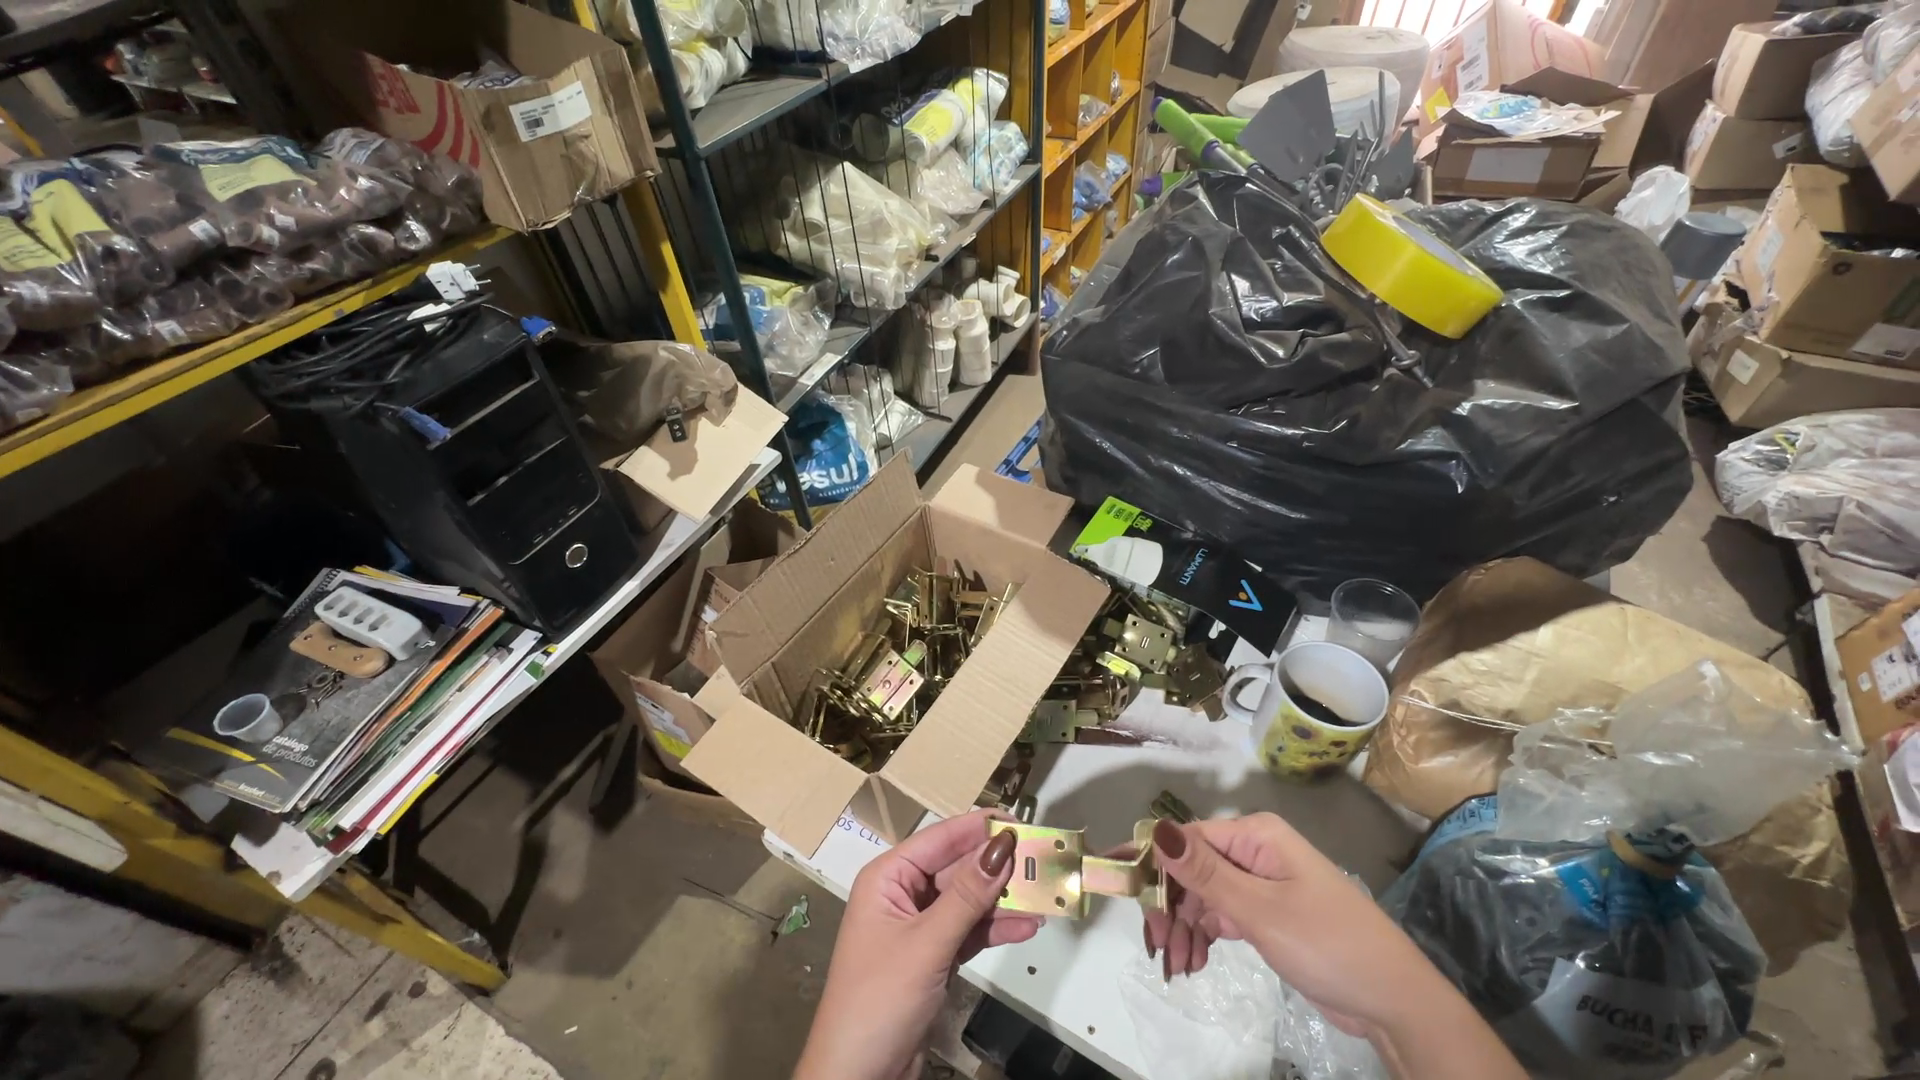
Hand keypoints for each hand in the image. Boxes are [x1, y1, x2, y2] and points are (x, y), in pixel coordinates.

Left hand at [793, 810, 1040, 1079]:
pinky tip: (1028, 925)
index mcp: (888, 878)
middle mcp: (903, 894)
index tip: (1021, 820)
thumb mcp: (926, 944)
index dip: (979, 827)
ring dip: (1003, 898)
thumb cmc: (878, 1001)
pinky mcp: (934, 956)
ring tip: (1045, 893)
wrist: (859, 1076)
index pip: (939, 839)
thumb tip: (1002, 846)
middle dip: (998, 865)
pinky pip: (970, 930)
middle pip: (958, 868)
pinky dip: (996, 928)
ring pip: (968, 899)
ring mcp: (920, 926)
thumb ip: (967, 895)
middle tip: (1043, 858)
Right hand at [1144, 815, 1524, 1071]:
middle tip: (1160, 947)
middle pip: (1191, 868)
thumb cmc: (1328, 944)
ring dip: (1186, 927)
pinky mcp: (1269, 913)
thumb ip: (1204, 872)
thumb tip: (1156, 830)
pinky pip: (1222, 914)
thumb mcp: (1259, 910)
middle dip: (1170, 905)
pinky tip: (1196, 961)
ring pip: (1203, 895)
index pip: (1186, 838)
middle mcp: (1256, 850)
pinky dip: (1206, 935)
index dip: (1152, 864)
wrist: (1394, 1001)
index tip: (1119, 892)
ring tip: (1179, 965)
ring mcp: (1263, 882)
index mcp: (1256, 835)